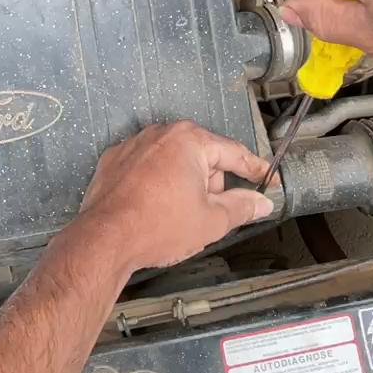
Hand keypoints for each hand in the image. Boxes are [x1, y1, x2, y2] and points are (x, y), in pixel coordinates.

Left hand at [68, 122, 272, 274]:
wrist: (105, 238)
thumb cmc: (155, 226)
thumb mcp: (211, 220)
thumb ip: (241, 207)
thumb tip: (260, 203)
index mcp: (189, 140)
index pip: (234, 152)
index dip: (255, 169)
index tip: (267, 178)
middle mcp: (160, 134)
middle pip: (202, 157)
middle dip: (210, 184)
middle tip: (207, 213)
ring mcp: (134, 144)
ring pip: (173, 161)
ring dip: (182, 183)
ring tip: (175, 215)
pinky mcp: (114, 159)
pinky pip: (146, 166)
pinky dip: (155, 183)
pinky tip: (153, 207)